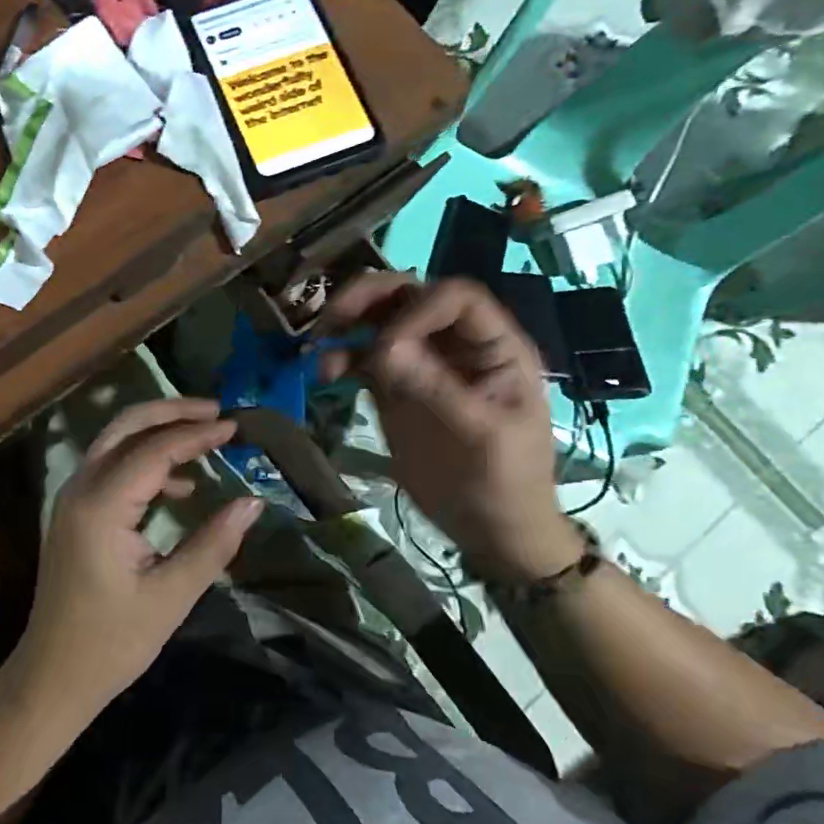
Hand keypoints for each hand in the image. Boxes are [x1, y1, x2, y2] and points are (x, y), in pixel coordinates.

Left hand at [14, 399, 264, 714]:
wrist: (54, 676)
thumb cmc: (112, 642)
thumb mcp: (172, 596)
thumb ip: (213, 544)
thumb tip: (252, 502)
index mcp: (101, 507)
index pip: (154, 450)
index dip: (197, 435)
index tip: (236, 428)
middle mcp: (80, 490)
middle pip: (125, 427)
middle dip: (171, 412)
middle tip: (217, 412)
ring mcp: (73, 499)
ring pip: (115, 442)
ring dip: (158, 431)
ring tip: (206, 436)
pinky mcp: (76, 513)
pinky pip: (112, 467)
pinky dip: (146, 461)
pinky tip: (182, 485)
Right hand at [321, 274, 576, 582]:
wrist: (491, 528)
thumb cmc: (504, 480)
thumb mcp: (480, 434)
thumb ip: (434, 387)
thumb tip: (382, 346)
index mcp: (492, 345)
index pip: (454, 298)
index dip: (416, 309)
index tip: (386, 346)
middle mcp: (454, 344)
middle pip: (409, 296)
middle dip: (367, 298)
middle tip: (331, 317)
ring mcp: (421, 364)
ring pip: (379, 321)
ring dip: (346, 324)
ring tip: (319, 346)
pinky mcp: (394, 388)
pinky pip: (363, 358)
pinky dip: (341, 358)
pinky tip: (325, 373)